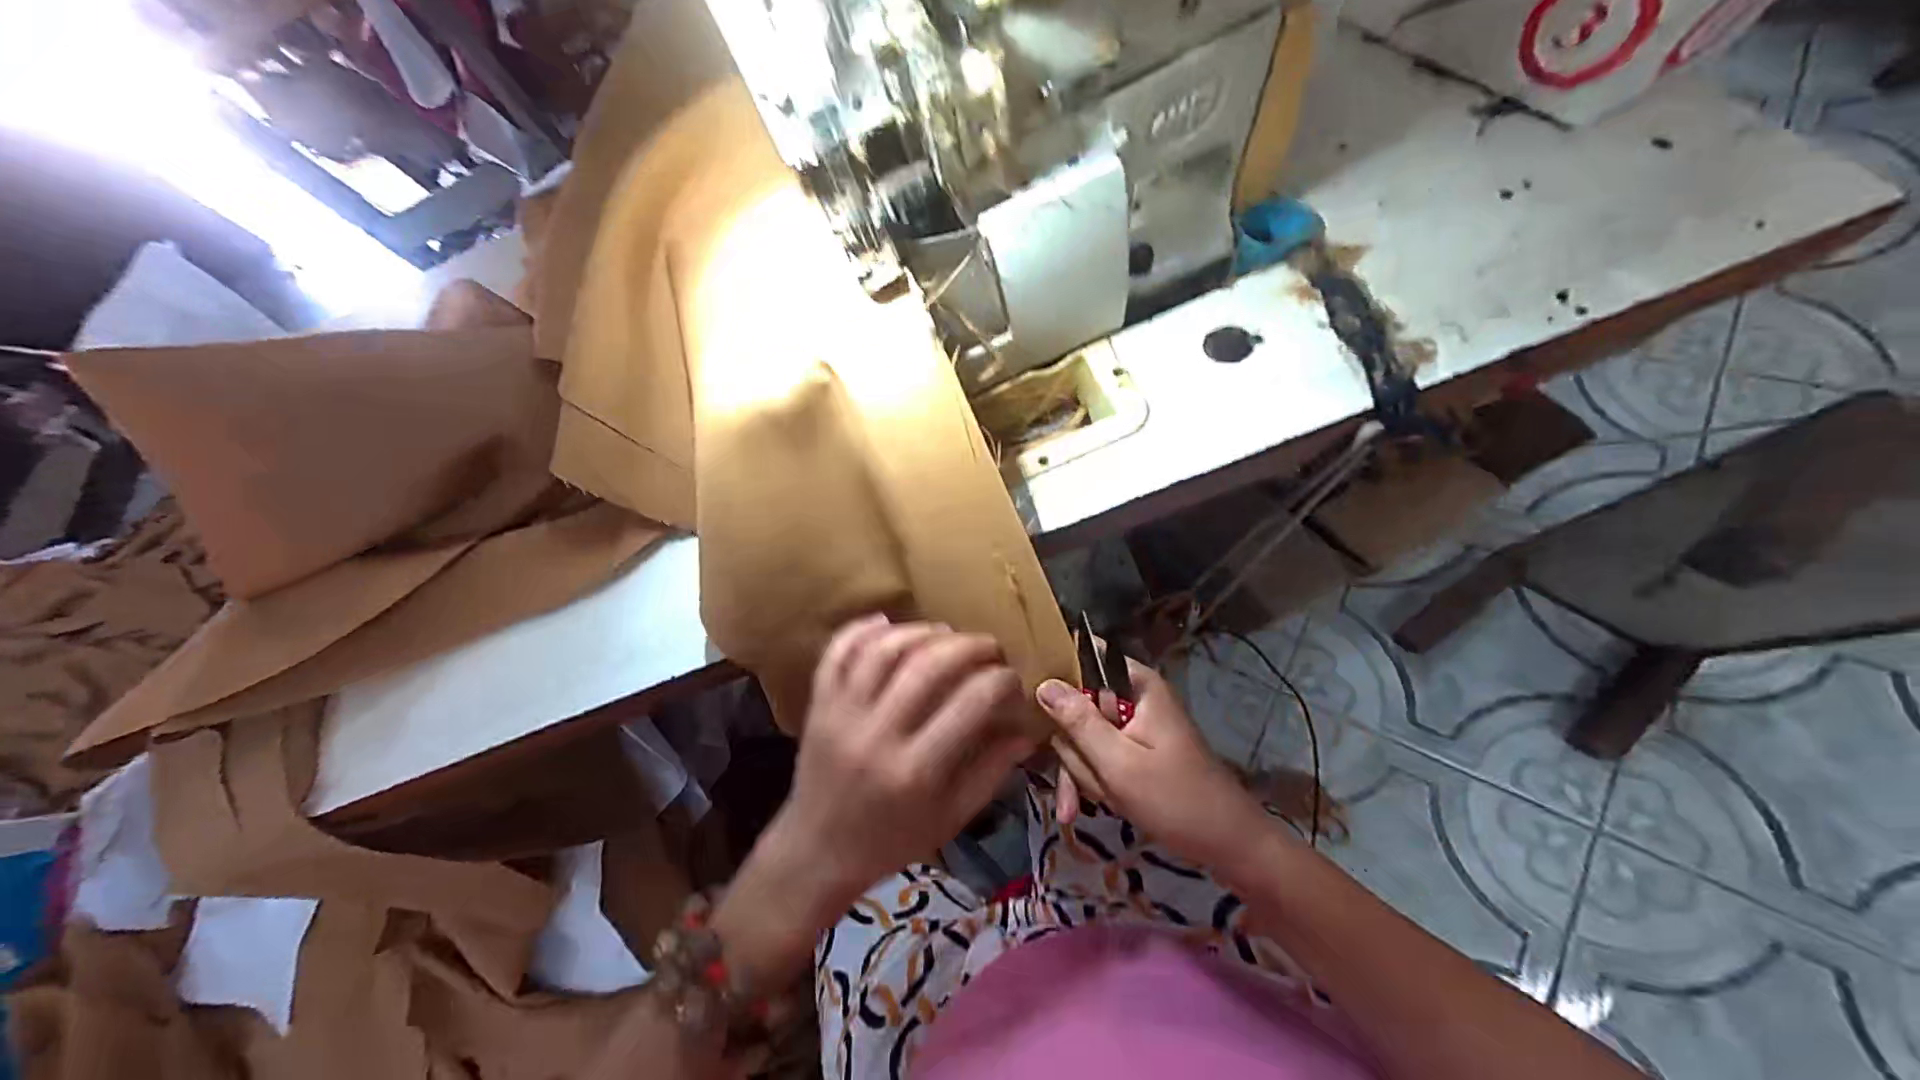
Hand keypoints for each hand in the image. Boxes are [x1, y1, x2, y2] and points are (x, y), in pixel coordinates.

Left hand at [764, 614, 1036, 907]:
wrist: (817, 851)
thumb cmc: (892, 839)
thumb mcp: (951, 818)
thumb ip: (991, 771)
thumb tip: (1026, 730)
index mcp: (915, 771)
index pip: (970, 703)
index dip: (1001, 681)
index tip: (1012, 679)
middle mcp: (876, 736)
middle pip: (927, 666)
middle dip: (969, 646)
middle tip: (989, 647)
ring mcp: (841, 715)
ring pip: (883, 650)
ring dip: (922, 631)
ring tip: (947, 633)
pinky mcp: (818, 704)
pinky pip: (837, 652)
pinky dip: (863, 629)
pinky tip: (889, 622)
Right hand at [1036, 661, 1280, 870]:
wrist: (1229, 845)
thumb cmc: (1177, 800)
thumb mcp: (1119, 763)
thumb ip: (1079, 722)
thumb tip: (1043, 684)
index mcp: (1135, 684)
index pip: (1083, 654)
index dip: (1055, 675)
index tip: (1030, 704)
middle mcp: (1131, 695)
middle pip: (1075, 703)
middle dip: (1074, 747)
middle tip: (1094, 779)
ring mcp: (1130, 724)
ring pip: (1080, 735)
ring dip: (1083, 772)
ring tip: (1106, 799)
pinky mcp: (1130, 748)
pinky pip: (1093, 755)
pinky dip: (1090, 782)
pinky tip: (1082, 811)